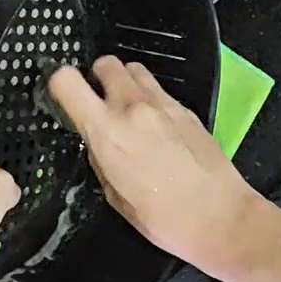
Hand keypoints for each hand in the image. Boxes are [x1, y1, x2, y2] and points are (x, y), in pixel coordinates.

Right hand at [48, 57, 264, 274]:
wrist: (221, 217)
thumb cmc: (163, 219)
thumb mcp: (116, 197)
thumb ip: (101, 160)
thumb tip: (98, 143)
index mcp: (106, 131)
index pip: (67, 81)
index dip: (59, 84)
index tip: (64, 96)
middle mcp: (132, 107)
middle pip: (105, 62)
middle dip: (97, 76)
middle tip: (100, 101)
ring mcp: (163, 103)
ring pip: (134, 68)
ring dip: (125, 82)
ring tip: (128, 109)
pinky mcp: (186, 108)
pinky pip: (158, 89)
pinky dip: (149, 97)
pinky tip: (156, 126)